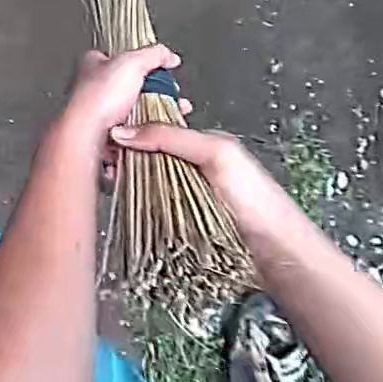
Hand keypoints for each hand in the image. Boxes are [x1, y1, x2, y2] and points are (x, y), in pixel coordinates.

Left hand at [60, 44, 181, 138]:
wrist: (87, 136)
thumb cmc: (96, 98)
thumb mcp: (130, 63)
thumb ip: (152, 55)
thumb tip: (166, 54)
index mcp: (93, 63)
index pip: (124, 56)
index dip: (146, 61)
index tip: (165, 67)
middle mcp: (94, 85)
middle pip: (133, 83)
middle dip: (157, 88)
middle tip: (172, 93)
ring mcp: (101, 109)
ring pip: (137, 106)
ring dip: (158, 109)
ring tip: (175, 110)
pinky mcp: (109, 131)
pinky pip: (136, 127)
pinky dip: (151, 127)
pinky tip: (161, 126)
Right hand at [110, 122, 301, 243]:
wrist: (279, 255)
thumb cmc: (255, 199)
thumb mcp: (215, 152)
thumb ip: (170, 136)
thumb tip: (121, 132)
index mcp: (200, 143)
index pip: (156, 126)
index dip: (131, 126)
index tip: (106, 132)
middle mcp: (189, 165)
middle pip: (145, 152)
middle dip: (122, 153)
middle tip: (104, 159)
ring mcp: (182, 193)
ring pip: (142, 177)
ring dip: (123, 176)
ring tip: (107, 178)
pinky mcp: (176, 219)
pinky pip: (146, 202)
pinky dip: (131, 198)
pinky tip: (119, 197)